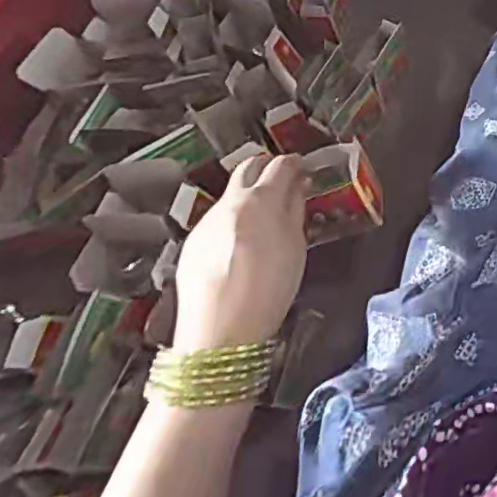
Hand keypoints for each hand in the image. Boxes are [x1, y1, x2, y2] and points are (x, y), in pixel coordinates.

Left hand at [170, 154, 307, 353]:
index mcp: (260, 200)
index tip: (303, 168)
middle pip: (249, 166)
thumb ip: (296, 210)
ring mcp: (207, 220)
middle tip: (284, 179)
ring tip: (265, 217)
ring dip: (250, 194)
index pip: (281, 165)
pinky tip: (242, 244)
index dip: (295, 163)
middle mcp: (230, 202)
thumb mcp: (295, 247)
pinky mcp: (193, 240)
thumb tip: (298, 186)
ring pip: (232, 193)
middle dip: (267, 167)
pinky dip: (234, 218)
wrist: (219, 333)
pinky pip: (218, 217)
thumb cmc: (268, 291)